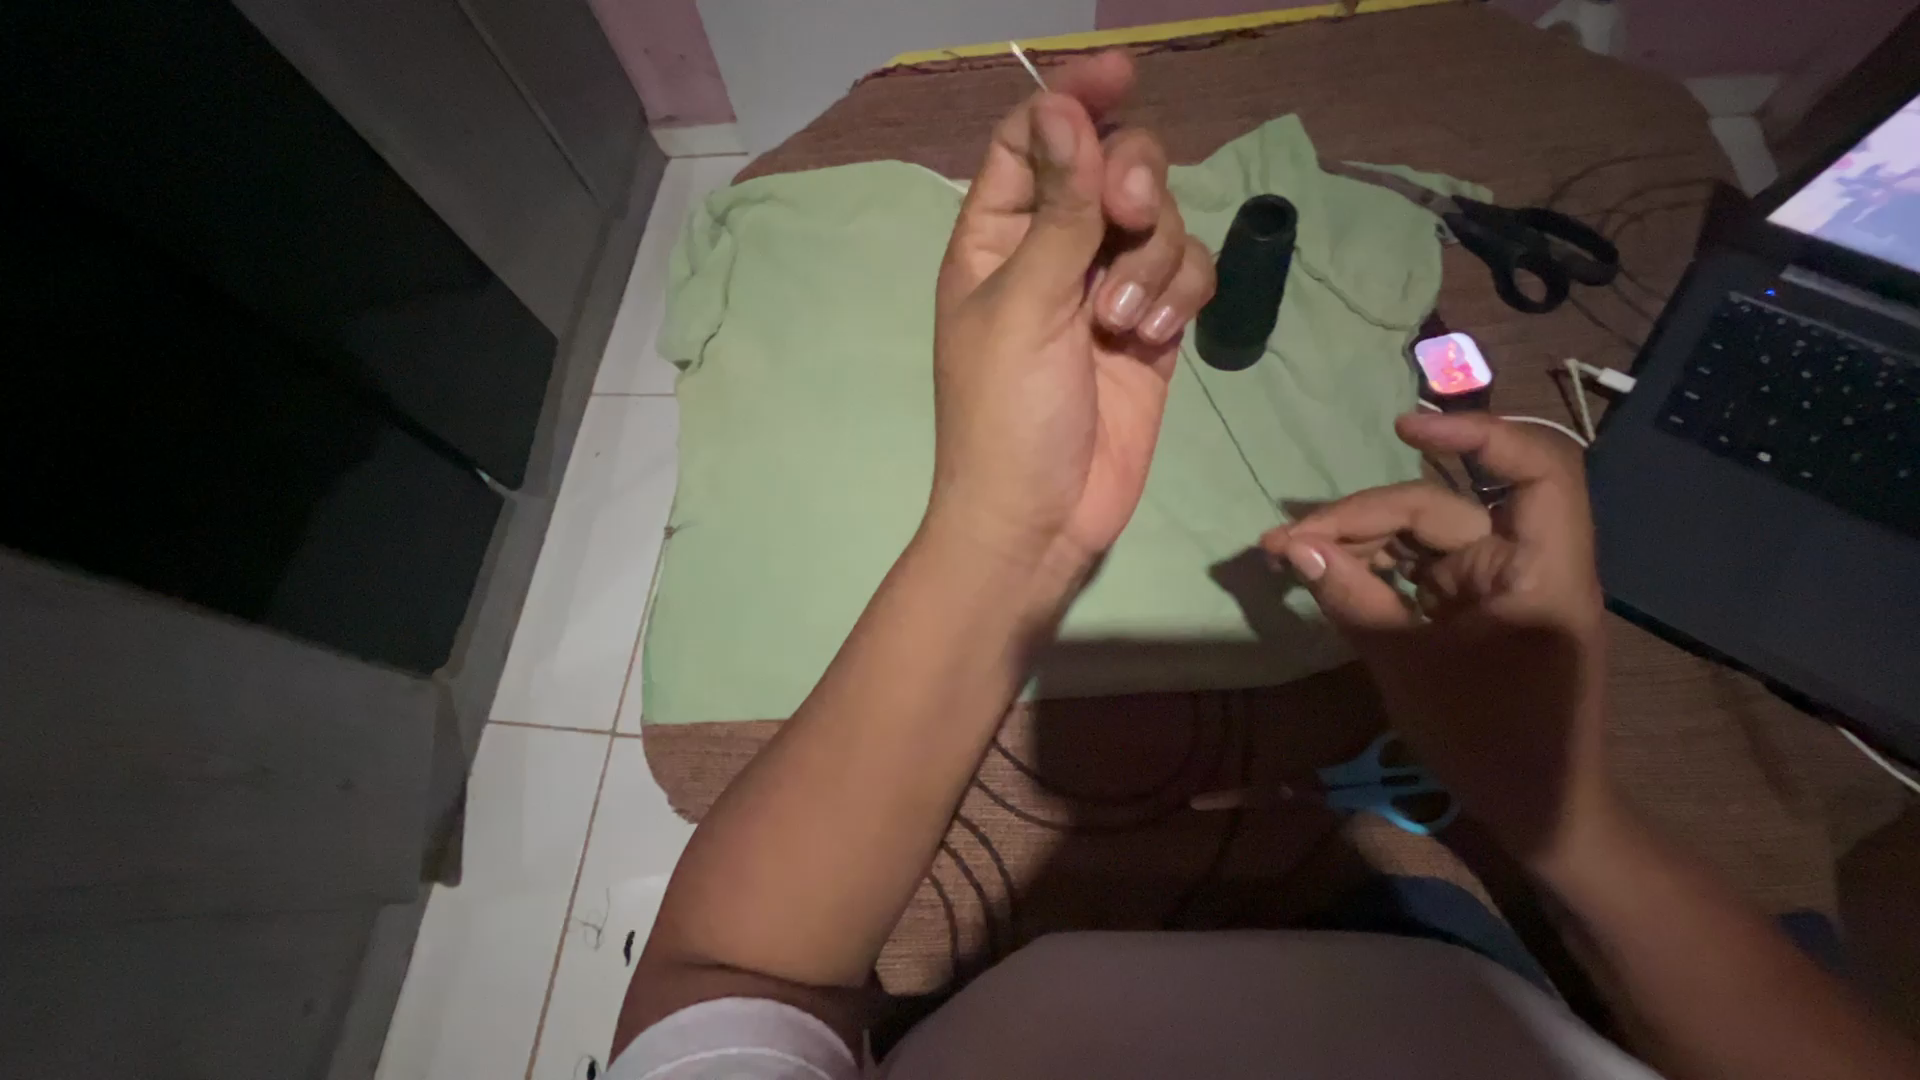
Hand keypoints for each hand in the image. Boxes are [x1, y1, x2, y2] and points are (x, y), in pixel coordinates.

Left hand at [928, 51, 1215, 584]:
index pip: (1035, 139)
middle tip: (1127, 217)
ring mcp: (1106, 291)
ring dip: (1155, 257)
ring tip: (1125, 323)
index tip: (1122, 75)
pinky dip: (1180, 295)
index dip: (1074, 100)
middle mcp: (1053, 253)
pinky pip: (1185, 273)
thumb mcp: (1023, 307)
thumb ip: (1056, 210)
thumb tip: (1066, 106)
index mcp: (997, 239)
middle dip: (1132, 181)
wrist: (1042, 518)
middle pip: (1111, 164)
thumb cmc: (1007, 417)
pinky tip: (1154, 340)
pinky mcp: (1151, 328)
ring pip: (1159, 219)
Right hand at [1261, 411, 1619, 870]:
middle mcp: (1522, 561)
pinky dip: (1368, 564)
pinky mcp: (1468, 601)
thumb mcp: (1408, 668)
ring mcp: (1494, 580)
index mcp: (1540, 571)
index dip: (1477, 434)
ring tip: (1288, 556)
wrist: (1537, 806)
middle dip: (1358, 518)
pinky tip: (1321, 570)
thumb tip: (1291, 545)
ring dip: (1354, 539)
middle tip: (1284, 542)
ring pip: (1419, 532)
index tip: (1402, 429)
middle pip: (1439, 507)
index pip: (1537, 471)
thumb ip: (1351, 598)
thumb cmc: (1490, 740)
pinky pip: (1413, 565)